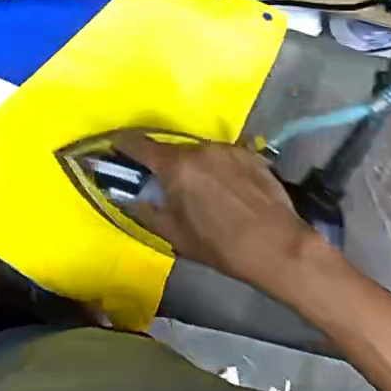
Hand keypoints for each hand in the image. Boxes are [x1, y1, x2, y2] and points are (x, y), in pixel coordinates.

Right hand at [113, 135, 324, 296]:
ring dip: (195, 166)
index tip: (115, 146)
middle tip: (164, 182)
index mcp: (178, 166)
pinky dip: (219, 169)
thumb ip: (148, 211)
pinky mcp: (252, 155)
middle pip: (174, 150)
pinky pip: (225, 158)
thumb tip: (134, 196)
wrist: (275, 243)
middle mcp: (202, 149)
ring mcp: (230, 149)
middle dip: (165, 163)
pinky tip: (228, 191)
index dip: (125, 145)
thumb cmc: (220, 245)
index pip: (142, 146)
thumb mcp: (175, 235)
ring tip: (202, 191)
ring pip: (201, 153)